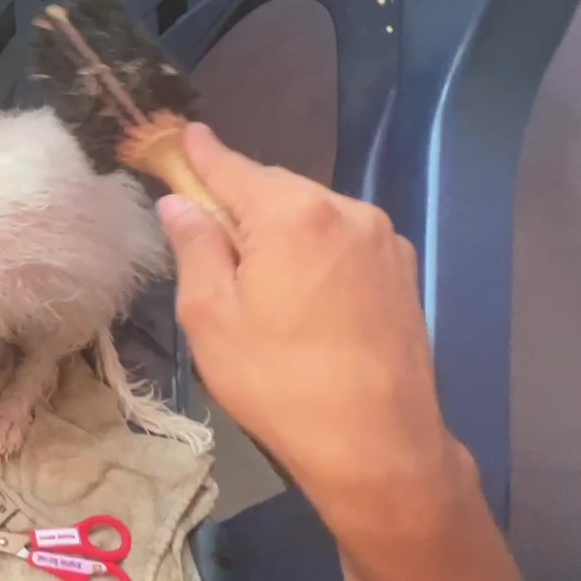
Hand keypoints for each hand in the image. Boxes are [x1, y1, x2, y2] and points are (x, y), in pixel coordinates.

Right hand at [158, 124, 463, 521]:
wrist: (378, 447)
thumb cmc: (275, 379)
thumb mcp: (209, 314)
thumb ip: (194, 246)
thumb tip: (179, 202)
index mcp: (292, 216)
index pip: (232, 167)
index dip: (200, 152)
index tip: (182, 133)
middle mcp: (345, 212)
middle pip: (272, 185)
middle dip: (234, 195)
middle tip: (200, 229)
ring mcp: (382, 240)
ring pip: (308, 209)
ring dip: (271, 221)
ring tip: (248, 269)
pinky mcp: (401, 269)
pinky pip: (338, 233)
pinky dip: (307, 241)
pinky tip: (293, 284)